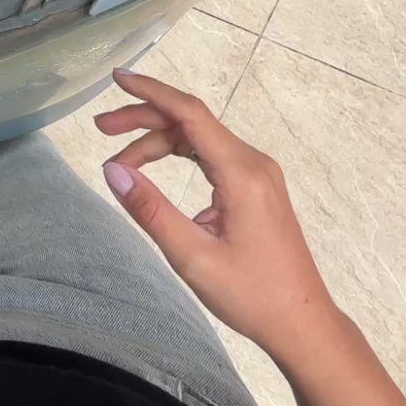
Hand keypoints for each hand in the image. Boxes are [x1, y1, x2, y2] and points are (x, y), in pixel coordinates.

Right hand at [97, 69, 337, 360]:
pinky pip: (207, 153)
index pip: (189, 113)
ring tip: (119, 161)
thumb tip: (112, 170)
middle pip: (188, 121)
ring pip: (195, 137)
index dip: (151, 91)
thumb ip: (150, 209)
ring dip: (155, 141)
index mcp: (241, 173)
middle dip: (142, 118)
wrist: (305, 326)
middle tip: (100, 128)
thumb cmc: (252, 296)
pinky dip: (174, 152)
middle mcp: (252, 163)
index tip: (117, 78)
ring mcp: (255, 173)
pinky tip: (151, 167)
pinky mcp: (253, 185)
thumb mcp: (192, 256)